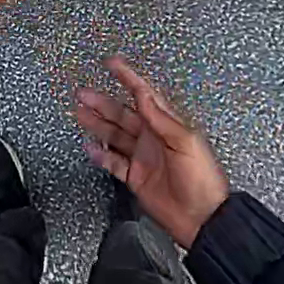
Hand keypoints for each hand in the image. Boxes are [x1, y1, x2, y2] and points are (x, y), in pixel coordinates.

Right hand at [74, 58, 229, 248]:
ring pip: (114, 135)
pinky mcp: (136, 177)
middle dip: (102, 101)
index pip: (143, 95)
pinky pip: (114, 162)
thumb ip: (161, 119)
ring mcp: (142, 157)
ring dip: (96, 123)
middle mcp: (152, 138)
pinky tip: (90, 146)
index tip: (112, 64)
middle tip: (83, 92)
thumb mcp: (185, 142)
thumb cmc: (203, 179)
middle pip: (122, 114)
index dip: (127, 78)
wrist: (204, 220)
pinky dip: (101, 155)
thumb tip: (143, 94)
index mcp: (165, 125)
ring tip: (79, 111)